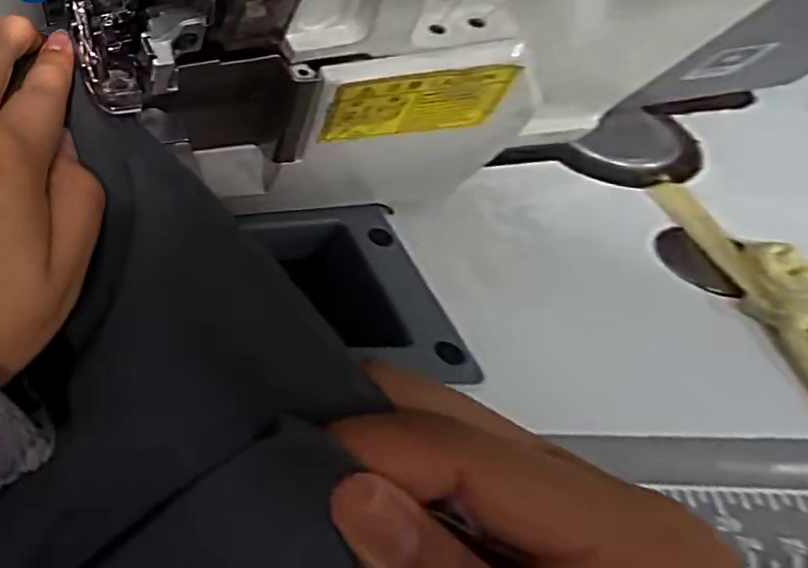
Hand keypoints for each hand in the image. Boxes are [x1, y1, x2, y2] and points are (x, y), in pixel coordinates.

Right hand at [329, 364, 733, 566]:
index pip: (448, 438)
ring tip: (341, 497)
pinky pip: (454, 463)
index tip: (304, 479)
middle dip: (359, 431)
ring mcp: (578, 501)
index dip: (360, 446)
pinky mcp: (556, 519)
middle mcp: (603, 491)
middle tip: (311, 479)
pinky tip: (387, 513)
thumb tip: (350, 490)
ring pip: (434, 424)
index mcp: (627, 524)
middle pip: (435, 406)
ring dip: (378, 455)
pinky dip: (407, 479)